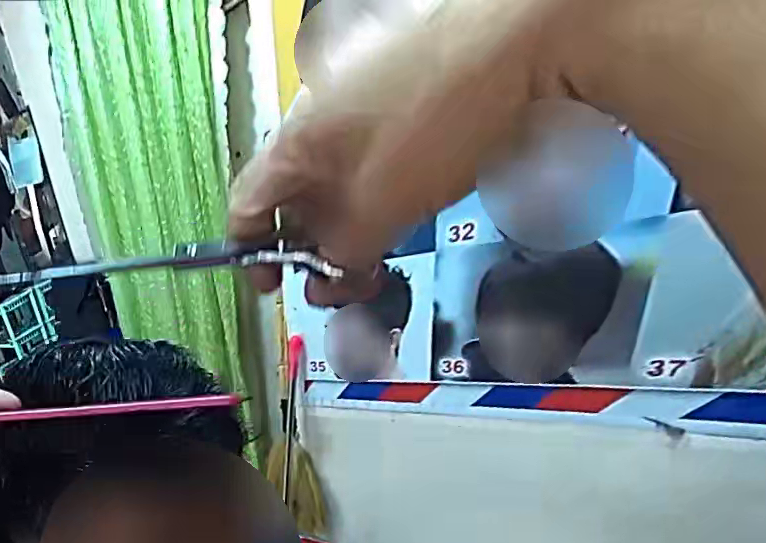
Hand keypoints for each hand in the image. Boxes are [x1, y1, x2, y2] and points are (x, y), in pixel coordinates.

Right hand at [228, 0, 589, 303]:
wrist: (521, 33)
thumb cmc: (431, 126)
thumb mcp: (375, 213)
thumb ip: (339, 256)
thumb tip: (330, 277)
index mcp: (293, 144)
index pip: (244, 207)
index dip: (250, 254)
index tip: (274, 284)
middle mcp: (314, 123)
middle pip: (291, 204)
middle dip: (310, 256)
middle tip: (341, 286)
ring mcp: (356, 110)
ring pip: (332, 190)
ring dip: (345, 238)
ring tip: (375, 266)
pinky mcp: (395, 104)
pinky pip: (365, 168)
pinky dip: (372, 206)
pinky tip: (399, 224)